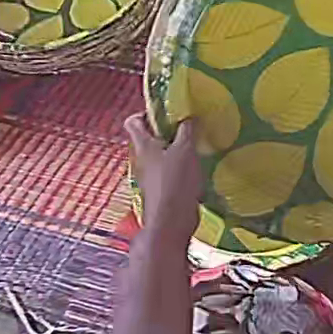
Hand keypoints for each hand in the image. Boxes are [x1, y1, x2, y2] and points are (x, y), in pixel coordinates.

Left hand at [126, 115, 201, 241]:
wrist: (172, 222)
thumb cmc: (175, 181)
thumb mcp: (185, 150)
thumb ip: (187, 130)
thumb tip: (188, 116)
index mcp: (144, 145)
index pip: (134, 121)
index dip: (147, 112)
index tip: (168, 111)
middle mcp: (143, 159)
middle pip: (151, 137)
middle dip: (169, 129)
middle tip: (190, 126)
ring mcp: (152, 175)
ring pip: (162, 153)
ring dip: (178, 148)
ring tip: (198, 144)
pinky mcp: (163, 188)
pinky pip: (171, 169)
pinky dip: (182, 165)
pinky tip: (199, 166)